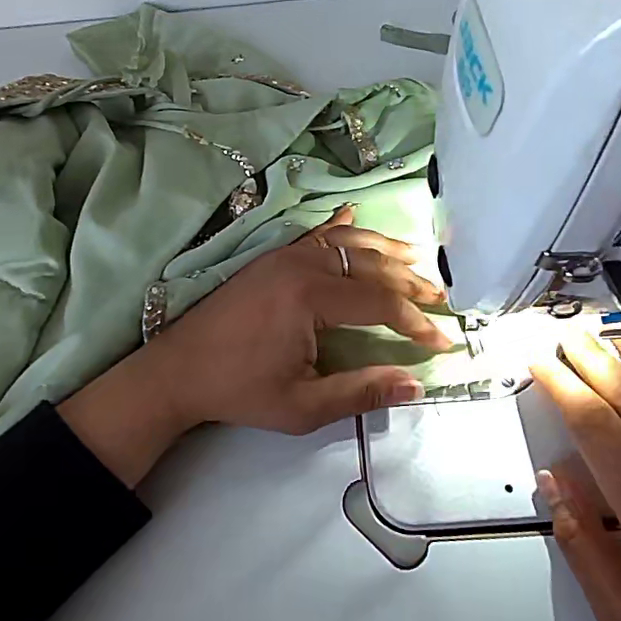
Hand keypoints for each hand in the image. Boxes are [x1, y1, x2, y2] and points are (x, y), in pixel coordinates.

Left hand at [61, 205, 451, 484]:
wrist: (177, 370)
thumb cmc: (238, 390)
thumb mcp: (301, 406)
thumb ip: (360, 392)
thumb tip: (414, 384)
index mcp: (310, 297)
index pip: (380, 302)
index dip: (416, 323)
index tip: (442, 341)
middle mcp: (302, 264)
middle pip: (372, 265)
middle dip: (412, 282)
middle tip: (443, 298)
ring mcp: (286, 255)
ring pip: (349, 242)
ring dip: (386, 249)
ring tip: (419, 256)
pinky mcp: (273, 257)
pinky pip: (316, 234)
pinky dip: (341, 227)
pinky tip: (354, 214)